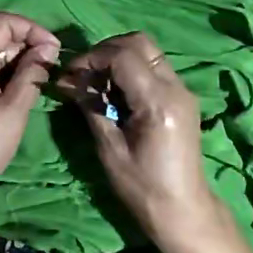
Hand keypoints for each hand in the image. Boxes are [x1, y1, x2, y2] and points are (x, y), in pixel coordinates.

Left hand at [0, 12, 60, 213]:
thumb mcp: (13, 111)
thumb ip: (31, 75)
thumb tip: (46, 50)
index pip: (1, 22)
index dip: (31, 28)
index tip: (53, 48)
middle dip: (27, 43)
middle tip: (52, 66)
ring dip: (18, 58)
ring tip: (42, 78)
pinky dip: (6, 72)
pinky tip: (23, 89)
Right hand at [60, 32, 219, 237]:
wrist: (183, 209)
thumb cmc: (142, 187)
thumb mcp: (109, 149)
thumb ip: (92, 108)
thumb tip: (71, 83)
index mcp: (158, 101)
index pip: (123, 56)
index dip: (91, 58)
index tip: (70, 75)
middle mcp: (176, 88)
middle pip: (139, 43)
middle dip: (105, 51)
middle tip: (84, 73)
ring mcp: (183, 91)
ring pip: (147, 52)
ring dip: (118, 59)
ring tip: (96, 85)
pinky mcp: (181, 99)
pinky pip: (153, 69)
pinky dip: (130, 71)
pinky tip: (114, 95)